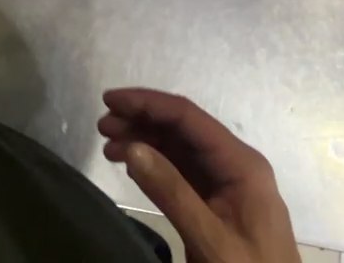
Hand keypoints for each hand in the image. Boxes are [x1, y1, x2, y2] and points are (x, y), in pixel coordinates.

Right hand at [99, 88, 299, 262]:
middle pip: (180, 127)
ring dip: (141, 140)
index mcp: (241, 164)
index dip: (146, 103)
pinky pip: (178, 168)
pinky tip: (128, 166)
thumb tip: (132, 147)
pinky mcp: (215, 200)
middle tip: (102, 128)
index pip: (188, 117)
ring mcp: (225, 182)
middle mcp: (234, 163)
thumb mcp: (211, 242)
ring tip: (108, 148)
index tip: (109, 101)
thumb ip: (172, 193)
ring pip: (176, 145)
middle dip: (139, 121)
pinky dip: (150, 162)